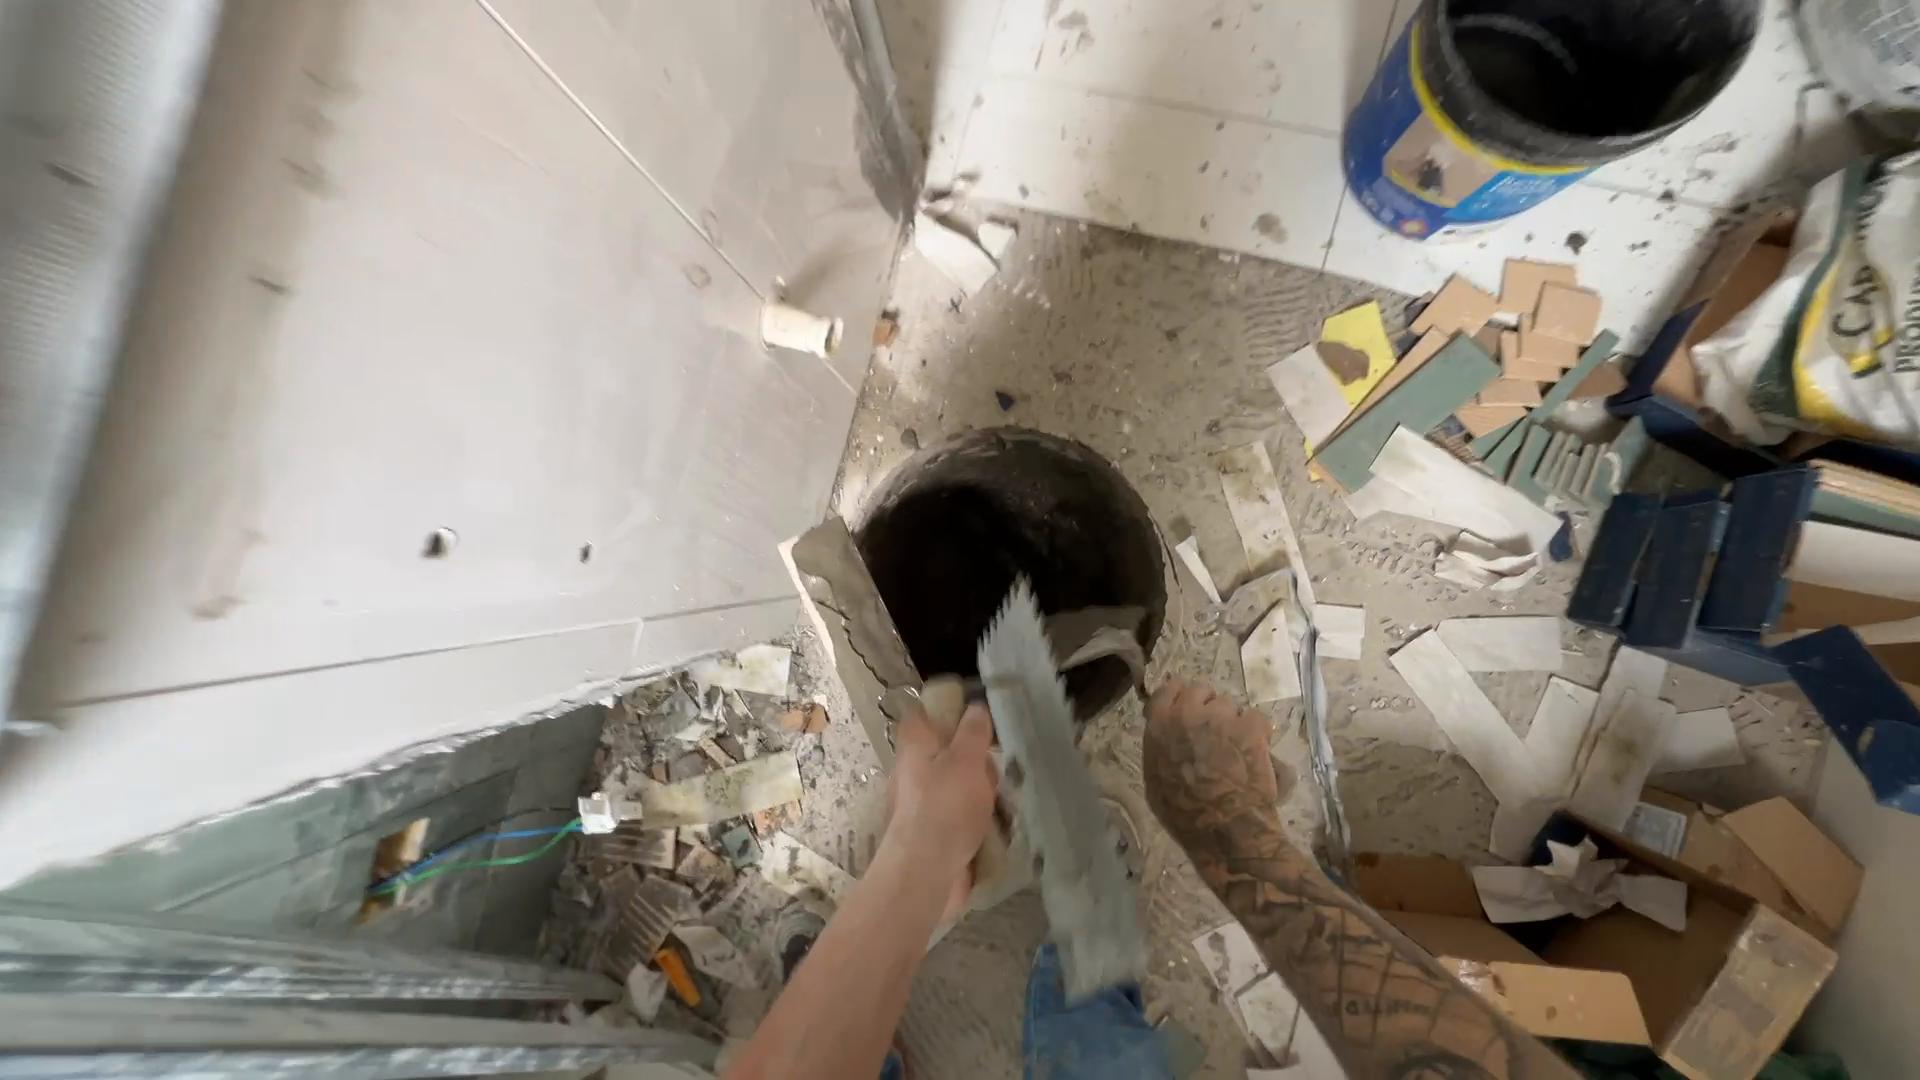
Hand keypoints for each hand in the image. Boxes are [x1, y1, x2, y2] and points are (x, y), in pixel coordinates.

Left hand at [885, 693, 997, 921]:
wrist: (927, 873)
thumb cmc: (945, 807)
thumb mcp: (966, 758)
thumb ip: (973, 731)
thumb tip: (975, 708)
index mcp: (914, 745)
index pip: (922, 713)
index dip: (946, 709)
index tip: (974, 715)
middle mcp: (913, 770)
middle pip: (948, 750)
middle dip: (976, 758)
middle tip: (995, 766)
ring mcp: (922, 803)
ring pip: (958, 784)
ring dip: (982, 791)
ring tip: (1001, 800)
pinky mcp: (934, 831)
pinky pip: (961, 814)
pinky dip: (978, 818)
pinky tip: (997, 824)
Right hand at [1142, 679, 1280, 852]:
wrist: (1224, 830)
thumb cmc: (1184, 813)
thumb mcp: (1155, 778)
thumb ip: (1159, 746)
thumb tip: (1166, 735)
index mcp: (1159, 724)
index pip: (1169, 689)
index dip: (1182, 697)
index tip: (1190, 710)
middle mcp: (1186, 712)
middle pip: (1201, 690)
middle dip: (1209, 707)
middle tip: (1215, 730)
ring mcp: (1219, 717)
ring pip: (1229, 705)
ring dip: (1233, 721)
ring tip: (1237, 748)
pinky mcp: (1249, 726)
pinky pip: (1256, 718)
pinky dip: (1257, 734)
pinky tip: (1255, 753)